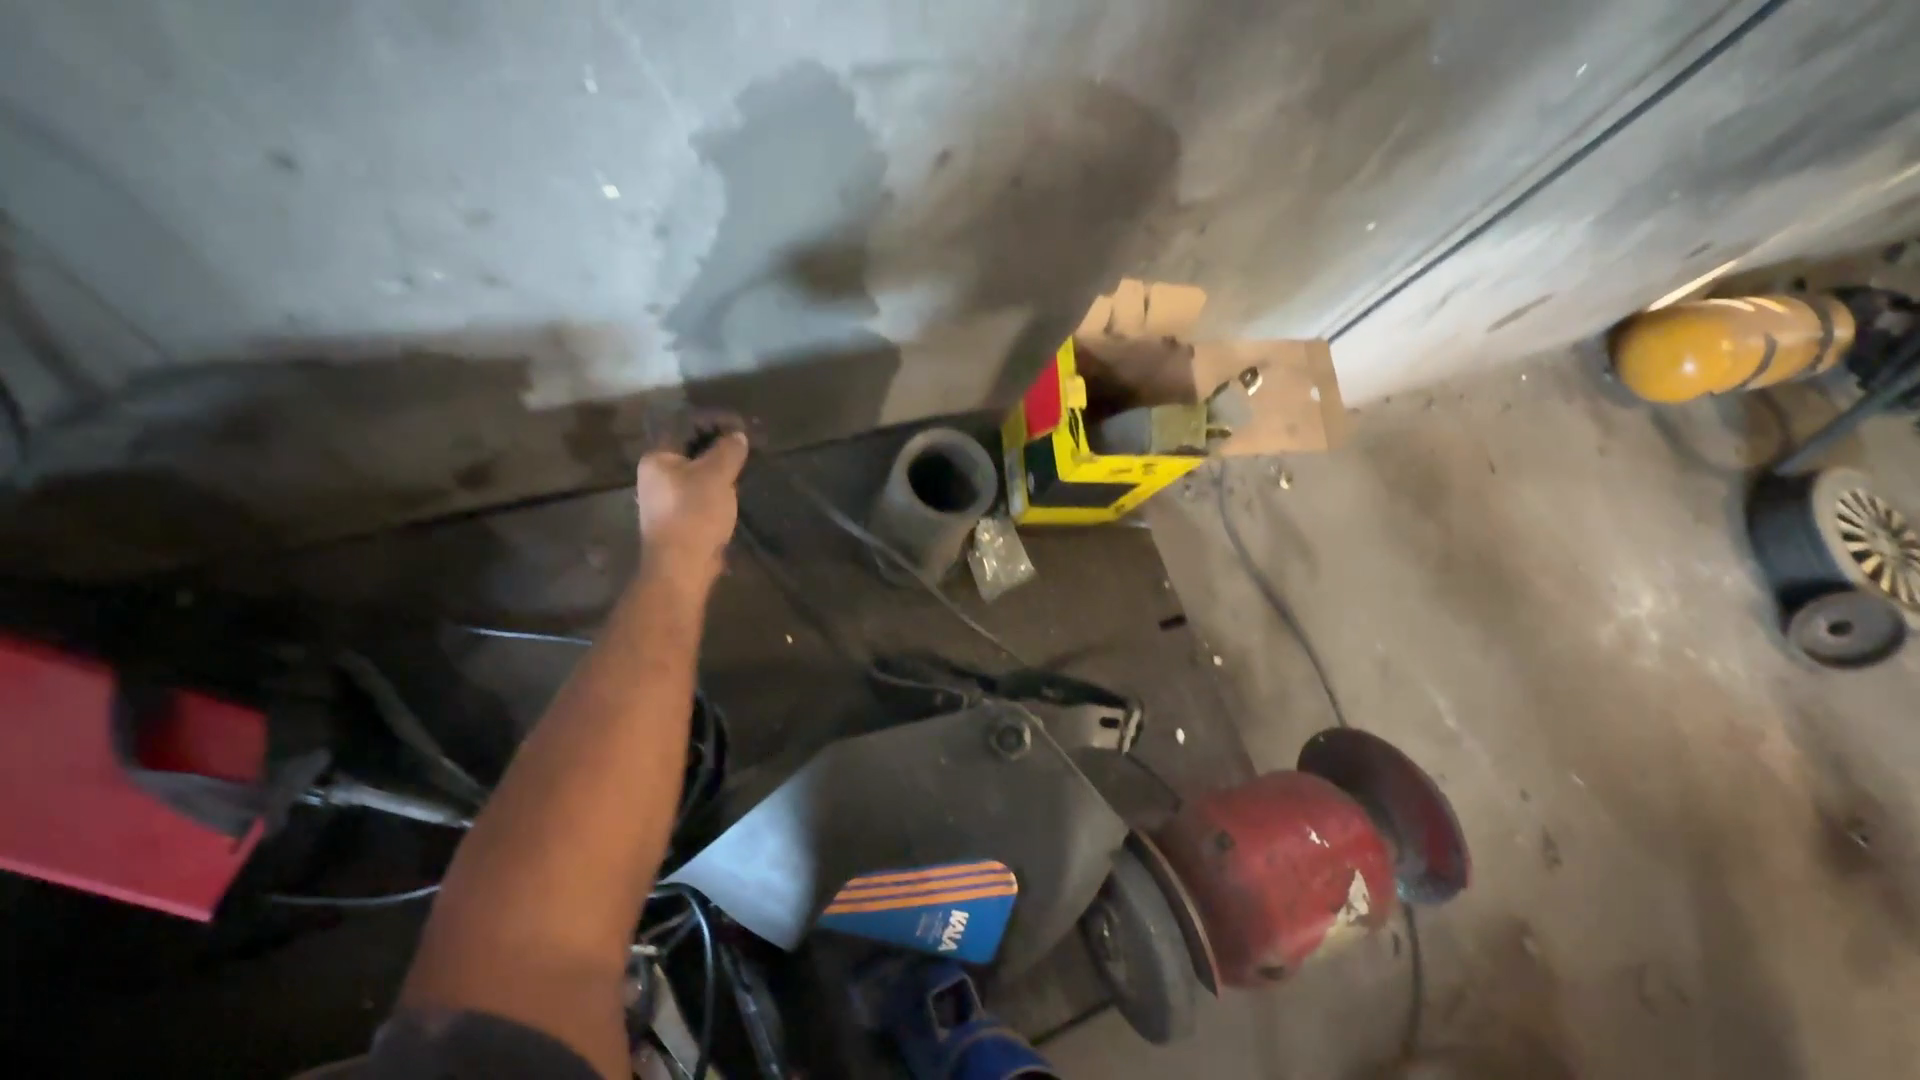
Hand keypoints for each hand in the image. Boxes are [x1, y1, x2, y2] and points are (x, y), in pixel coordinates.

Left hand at [634, 432, 748, 588]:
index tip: (741, 424)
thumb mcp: (716, 475)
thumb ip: (728, 451)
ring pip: (696, 472)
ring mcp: (665, 499)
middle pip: (689, 448)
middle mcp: (655, 475)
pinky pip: (699, 492)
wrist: (681, 567)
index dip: (714, 420)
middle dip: (718, 443)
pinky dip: (717, 486)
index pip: (685, 426)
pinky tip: (734, 490)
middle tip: (746, 443)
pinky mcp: (678, 518)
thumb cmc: (695, 513)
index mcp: (657, 459)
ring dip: (719, 466)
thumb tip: (738, 436)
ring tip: (745, 465)